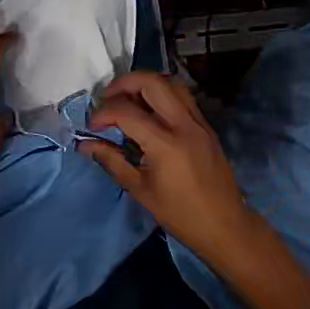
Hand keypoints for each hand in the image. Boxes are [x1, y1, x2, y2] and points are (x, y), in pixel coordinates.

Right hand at [81, 72, 254, 259]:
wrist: (225, 226)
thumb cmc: (180, 214)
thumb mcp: (140, 190)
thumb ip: (112, 160)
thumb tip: (84, 145)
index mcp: (166, 144)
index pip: (127, 112)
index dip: (103, 114)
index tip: (92, 126)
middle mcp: (184, 124)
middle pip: (152, 82)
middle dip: (124, 84)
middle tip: (107, 99)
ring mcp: (199, 122)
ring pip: (170, 84)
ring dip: (145, 85)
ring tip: (127, 100)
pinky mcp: (206, 126)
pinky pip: (182, 98)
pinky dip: (162, 94)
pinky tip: (149, 111)